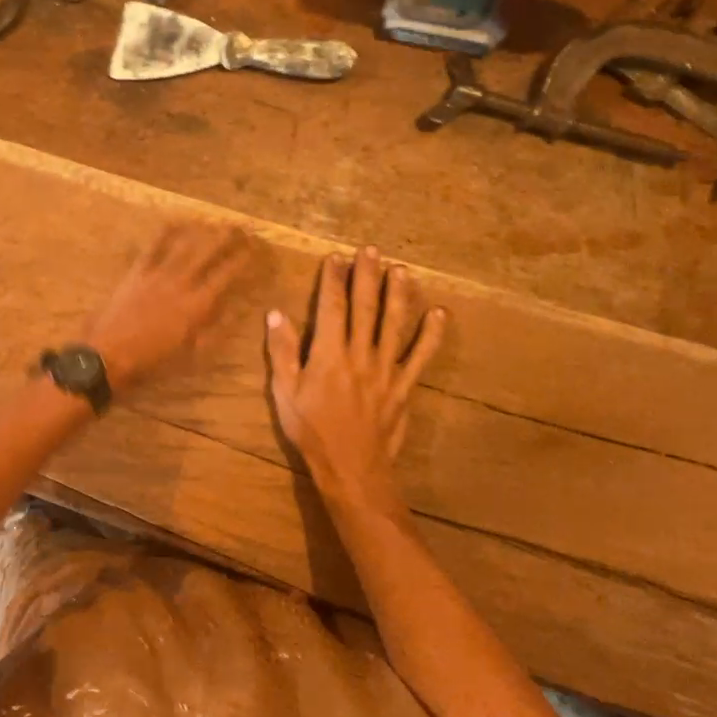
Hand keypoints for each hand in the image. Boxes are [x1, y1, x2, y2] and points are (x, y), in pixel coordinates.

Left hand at [84, 224, 253, 392]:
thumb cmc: (152, 360)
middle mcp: (181, 283)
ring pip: (184, 245)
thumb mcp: (192, 353)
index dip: (242, 259)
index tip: (254, 247)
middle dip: (227, 237)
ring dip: (202, 231)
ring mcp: (156, 275)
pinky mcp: (136, 272)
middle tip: (241, 227)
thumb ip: (215, 329)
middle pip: (208, 252)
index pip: (226, 275)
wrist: (108, 354)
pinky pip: (152, 247)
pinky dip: (165, 232)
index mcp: (197, 305)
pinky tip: (176, 221)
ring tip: (215, 222)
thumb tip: (237, 309)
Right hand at [264, 247, 445, 504]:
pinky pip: (422, 355)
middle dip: (367, 277)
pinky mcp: (405, 385)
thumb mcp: (284, 391)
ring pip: (395, 324)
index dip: (333, 280)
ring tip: (401, 269)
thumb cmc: (310, 429)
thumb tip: (276, 314)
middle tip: (371, 251)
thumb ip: (282, 352)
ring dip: (399, 294)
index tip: (335, 258)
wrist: (351, 466)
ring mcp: (387, 369)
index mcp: (328, 354)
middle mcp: (360, 354)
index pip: (332, 308)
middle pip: (366, 308)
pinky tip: (440, 313)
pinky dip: (432, 333)